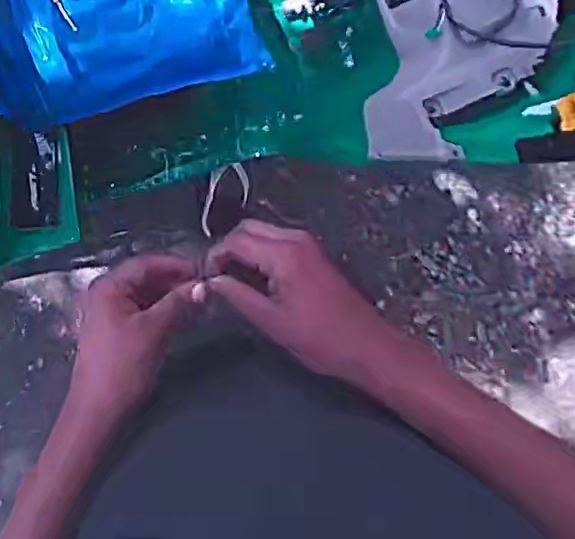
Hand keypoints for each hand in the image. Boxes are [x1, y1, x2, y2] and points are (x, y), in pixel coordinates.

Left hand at [69, 253, 201, 416]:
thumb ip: (177, 304)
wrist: (97, 413)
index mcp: (109, 286)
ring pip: (147, 296)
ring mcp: (111, 313)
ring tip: (199, 303)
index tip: (203, 270)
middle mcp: (107, 294)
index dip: (175, 265)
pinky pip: (144, 313)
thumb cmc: (122, 366)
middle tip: (205, 288)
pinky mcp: (117, 332)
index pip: (146, 264)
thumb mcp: (153, 331)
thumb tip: (203, 286)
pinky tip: (184, 319)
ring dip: (171, 299)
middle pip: (146, 279)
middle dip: (175, 282)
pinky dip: (163, 313)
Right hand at [204, 220, 399, 383]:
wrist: (368, 346)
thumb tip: (212, 281)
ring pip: (261, 230)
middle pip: (247, 228)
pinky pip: (276, 239)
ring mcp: (306, 242)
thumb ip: (238, 296)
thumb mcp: (272, 322)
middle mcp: (294, 238)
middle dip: (228, 247)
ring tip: (234, 277)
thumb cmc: (320, 339)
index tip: (206, 278)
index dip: (215, 256)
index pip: (235, 241)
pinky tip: (257, 276)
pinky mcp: (312, 250)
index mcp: (283, 254)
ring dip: (244, 247)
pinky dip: (260, 250)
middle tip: (218, 275)